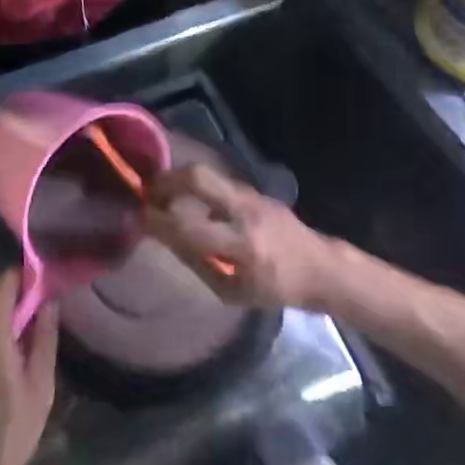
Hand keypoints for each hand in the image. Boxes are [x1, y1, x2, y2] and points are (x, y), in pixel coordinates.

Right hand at [141, 164, 345, 311]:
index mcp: (243, 247)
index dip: (158, 220)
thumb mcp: (232, 292)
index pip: (188, 227)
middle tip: (149, 191)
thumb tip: (164, 236)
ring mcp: (254, 197)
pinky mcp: (257, 190)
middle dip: (166, 180)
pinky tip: (191, 197)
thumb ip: (196, 262)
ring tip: (163, 191)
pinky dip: (197, 186)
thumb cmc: (277, 290)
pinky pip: (218, 181)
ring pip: (206, 173)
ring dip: (178, 179)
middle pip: (198, 178)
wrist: (325, 270)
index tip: (139, 216)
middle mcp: (247, 214)